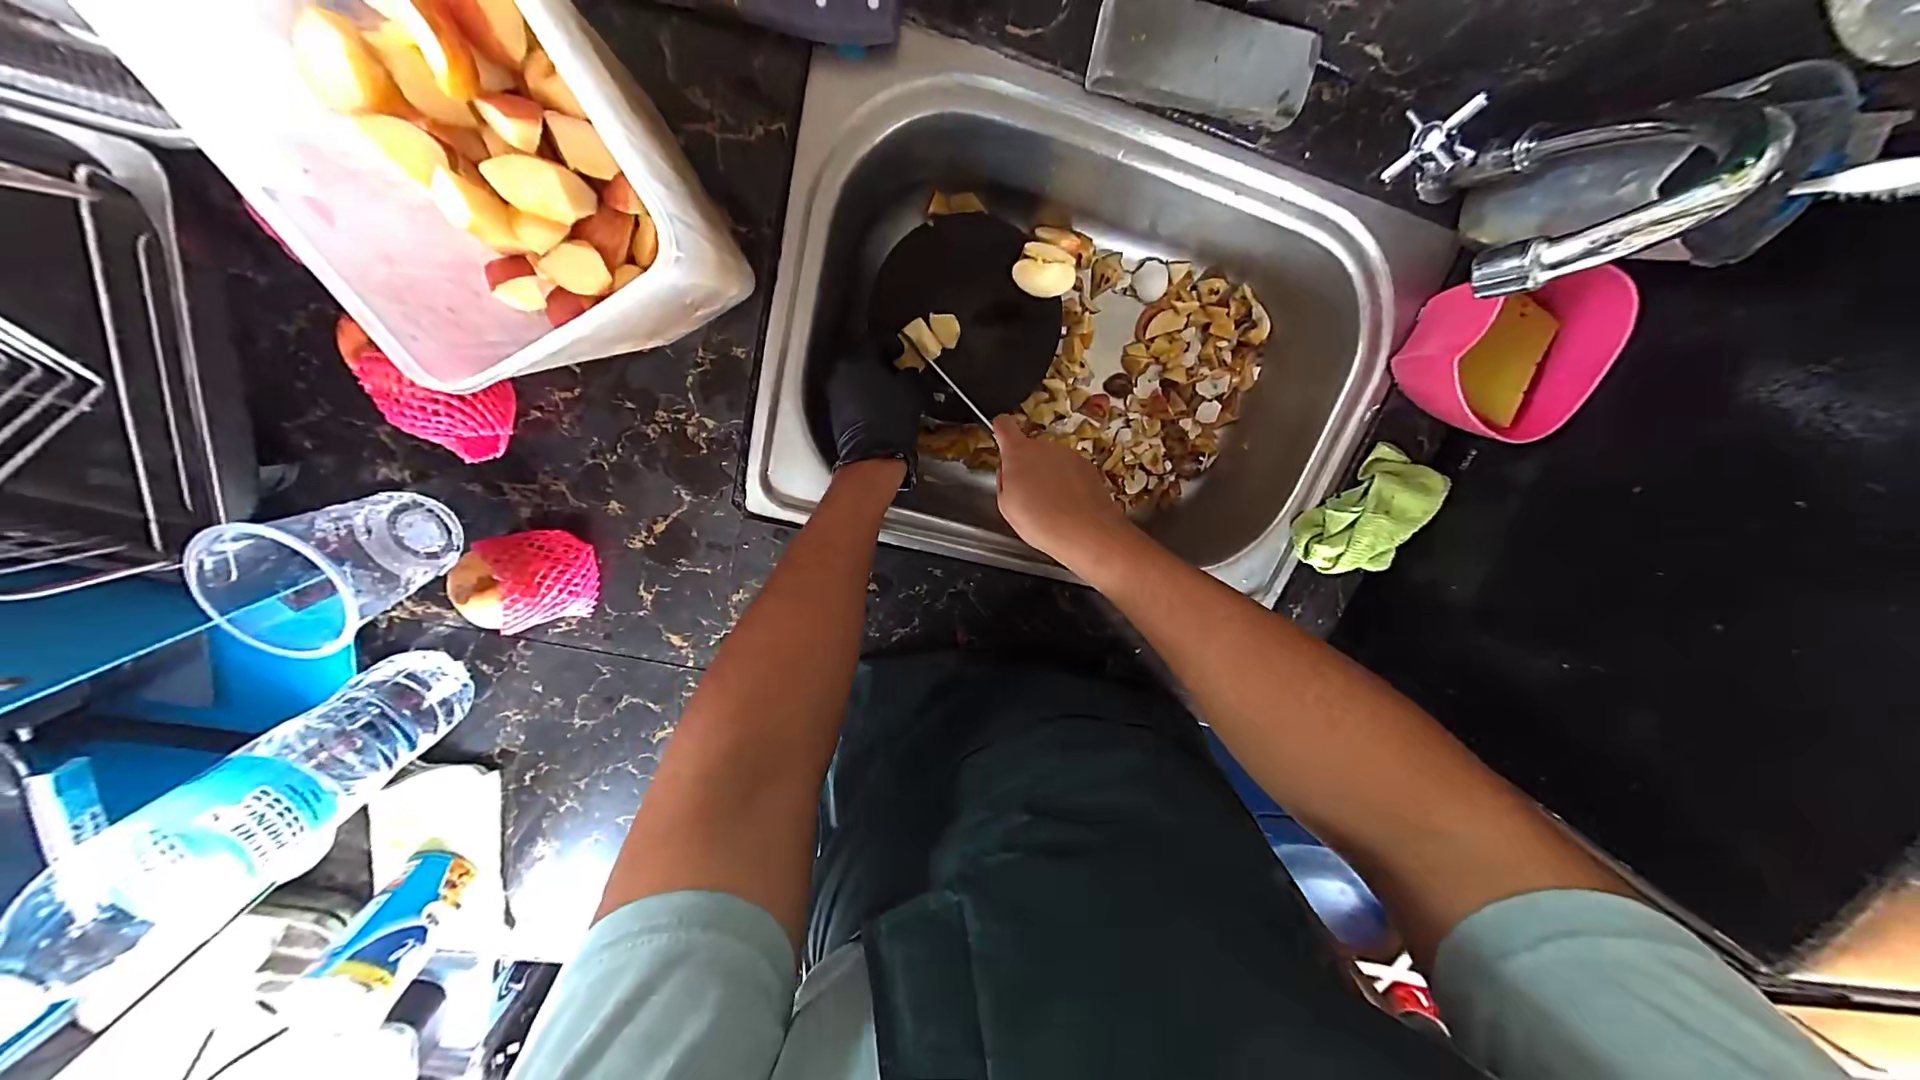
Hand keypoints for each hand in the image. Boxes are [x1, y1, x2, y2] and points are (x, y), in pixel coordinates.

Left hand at [827, 343, 925, 483]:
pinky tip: (878, 403)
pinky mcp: (835, 410)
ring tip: (889, 388)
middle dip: (880, 361)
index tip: (903, 351)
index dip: (893, 344)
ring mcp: (835, 391)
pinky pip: (852, 393)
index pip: (876, 341)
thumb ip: (910, 374)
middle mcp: (841, 371)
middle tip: (897, 368)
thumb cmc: (893, 417)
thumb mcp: (912, 391)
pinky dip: (865, 393)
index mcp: (859, 358)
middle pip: (862, 357)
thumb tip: (908, 371)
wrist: (872, 455)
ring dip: (871, 378)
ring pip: (855, 376)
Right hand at [992, 415, 1133, 567]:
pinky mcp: (1089, 467)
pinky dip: (1068, 485)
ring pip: (1052, 461)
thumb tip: (1008, 472)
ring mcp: (1070, 455)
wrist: (1086, 532)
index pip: (1004, 425)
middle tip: (1028, 495)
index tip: (999, 436)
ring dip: (1049, 477)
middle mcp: (1045, 447)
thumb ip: (1003, 480)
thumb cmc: (1038, 521)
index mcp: (1019, 452)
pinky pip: (1071, 472)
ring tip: (1050, 507)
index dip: (999, 429)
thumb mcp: (1006, 505)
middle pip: (1030, 449)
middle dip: (1028, 466)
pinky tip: (1068, 508)